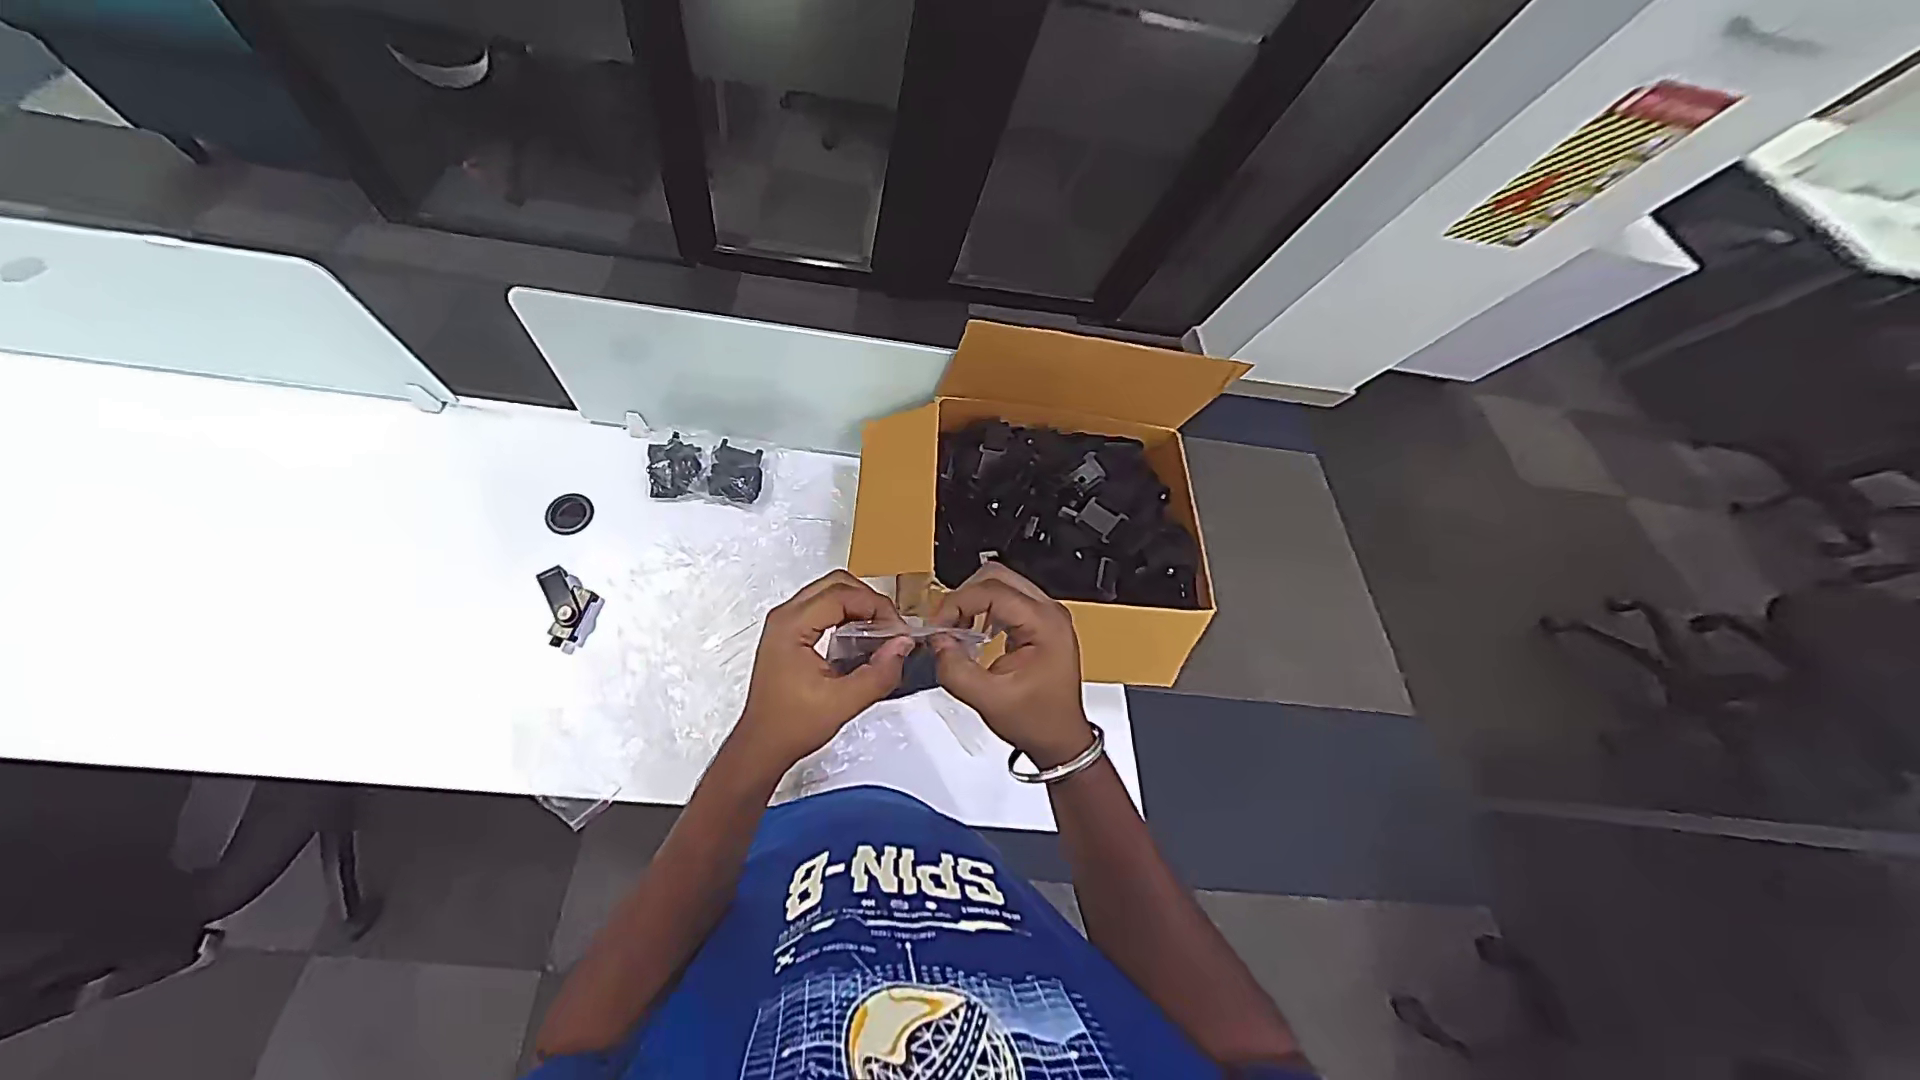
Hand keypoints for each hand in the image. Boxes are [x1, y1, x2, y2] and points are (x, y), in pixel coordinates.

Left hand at [734, 571, 912, 772]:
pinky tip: (860, 639)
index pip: (842, 594)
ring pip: (830, 592)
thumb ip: (879, 673)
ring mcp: (785, 623)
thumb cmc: (792, 725)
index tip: (896, 628)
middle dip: (869, 600)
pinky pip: (823, 607)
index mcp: (792, 626)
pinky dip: (847, 614)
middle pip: (836, 584)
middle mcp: (785, 617)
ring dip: (859, 606)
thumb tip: (903, 645)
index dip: (875, 606)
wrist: (763, 744)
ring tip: (879, 633)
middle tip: (890, 627)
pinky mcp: (790, 632)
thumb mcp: (844, 702)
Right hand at [929, 562, 1092, 767]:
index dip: (958, 604)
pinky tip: (975, 633)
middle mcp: (1049, 612)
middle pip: (996, 577)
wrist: (1060, 738)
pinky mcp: (1038, 622)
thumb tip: (938, 642)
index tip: (939, 626)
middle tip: (946, 626)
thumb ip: (956, 669)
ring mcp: (1045, 615)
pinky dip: (983, 610)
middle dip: (964, 597)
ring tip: (958, 631)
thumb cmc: (1038, 721)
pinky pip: (1006, 600)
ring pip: (1000, 584)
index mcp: (1045, 624)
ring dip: (973, 603)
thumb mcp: (988, 700)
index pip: (992, 591)